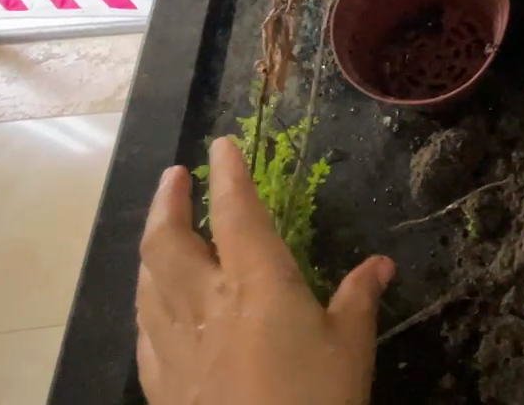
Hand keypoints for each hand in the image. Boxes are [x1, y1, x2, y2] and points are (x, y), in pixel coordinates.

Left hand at [136, 137, 394, 404]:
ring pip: (147, 284)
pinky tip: (153, 305)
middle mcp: (208, 306)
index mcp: (258, 284)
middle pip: (169, 244)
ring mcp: (177, 350)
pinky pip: (145, 330)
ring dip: (152, 247)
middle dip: (169, 203)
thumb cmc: (315, 400)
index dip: (229, 175)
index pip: (237, 214)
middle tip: (174, 176)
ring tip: (162, 230)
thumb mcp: (352, 344)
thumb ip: (359, 297)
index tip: (221, 144)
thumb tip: (379, 265)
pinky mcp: (162, 389)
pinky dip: (147, 300)